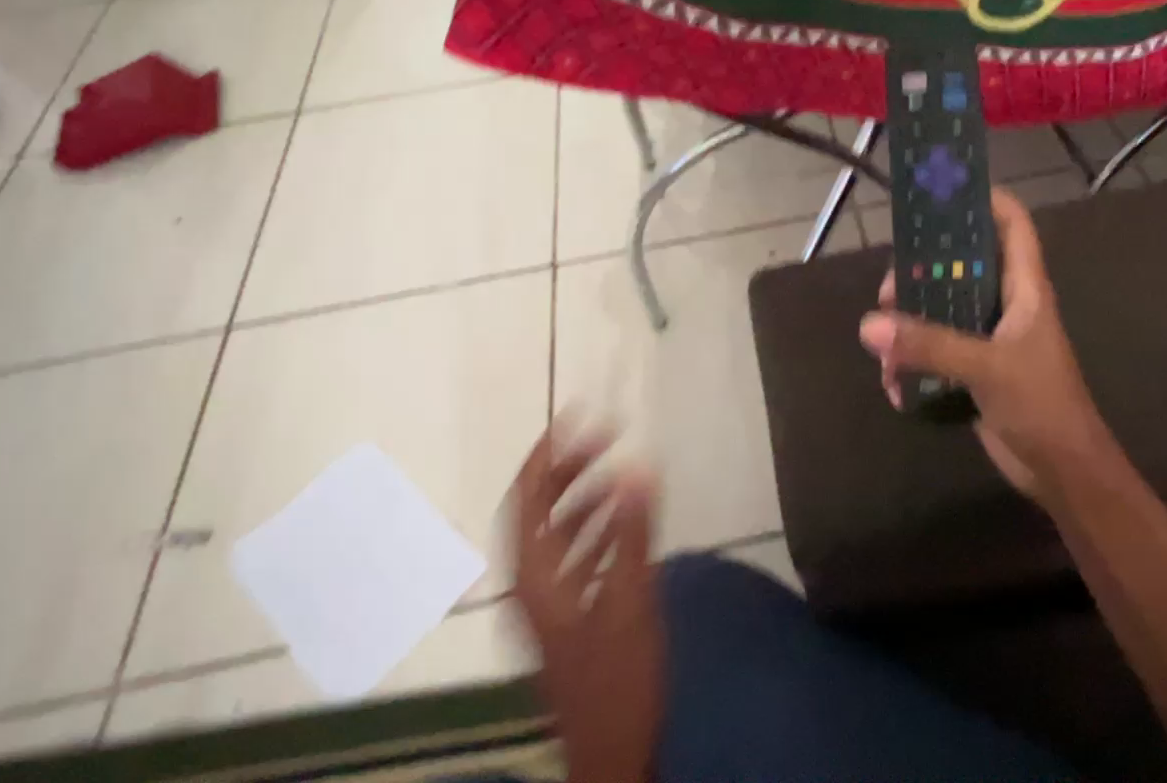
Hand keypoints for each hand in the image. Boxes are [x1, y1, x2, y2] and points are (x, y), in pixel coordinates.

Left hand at [511, 421, 662, 782]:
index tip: (574, 417)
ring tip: (621, 471)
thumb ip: (632, 534)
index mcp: (535, 577)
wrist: (610, 752)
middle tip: (606, 436)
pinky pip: (576, 557)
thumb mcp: (630, 601)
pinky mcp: (569, 615)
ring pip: (559, 534)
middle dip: (570, 470)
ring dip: (585, 499)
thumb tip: (637, 468)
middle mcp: (532, 584)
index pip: (529, 499)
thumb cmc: (617, 679)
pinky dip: (597, 530)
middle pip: (541, 512)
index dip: (547, 454)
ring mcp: (549, 602)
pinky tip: (625, 521)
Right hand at [859, 188, 1113, 498]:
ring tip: (883, 347)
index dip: (984, 200)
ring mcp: (989, 340)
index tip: (940, 193)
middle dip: (922, 272)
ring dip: (909, 326)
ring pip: (941, 311)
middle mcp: (1007, 306)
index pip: (1012, 225)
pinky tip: (894, 385)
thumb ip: (930, 344)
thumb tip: (869, 325)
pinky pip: (935, 353)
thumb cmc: (1041, 405)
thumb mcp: (987, 367)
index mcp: (1025, 289)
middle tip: (889, 290)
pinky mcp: (974, 372)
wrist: (1062, 470)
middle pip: (961, 265)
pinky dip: (911, 364)